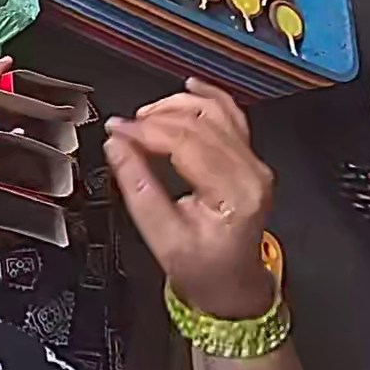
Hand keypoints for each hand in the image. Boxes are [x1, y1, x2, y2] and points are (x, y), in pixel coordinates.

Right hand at [105, 78, 276, 319]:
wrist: (233, 284)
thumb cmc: (204, 268)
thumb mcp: (162, 237)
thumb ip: (137, 186)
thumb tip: (116, 145)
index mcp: (234, 194)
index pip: (186, 143)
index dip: (146, 131)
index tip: (118, 130)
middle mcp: (251, 172)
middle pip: (198, 123)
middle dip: (154, 118)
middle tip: (124, 127)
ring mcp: (253, 161)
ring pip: (213, 111)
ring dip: (175, 105)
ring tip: (144, 115)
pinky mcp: (248, 155)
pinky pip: (230, 114)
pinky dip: (207, 96)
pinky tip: (190, 86)